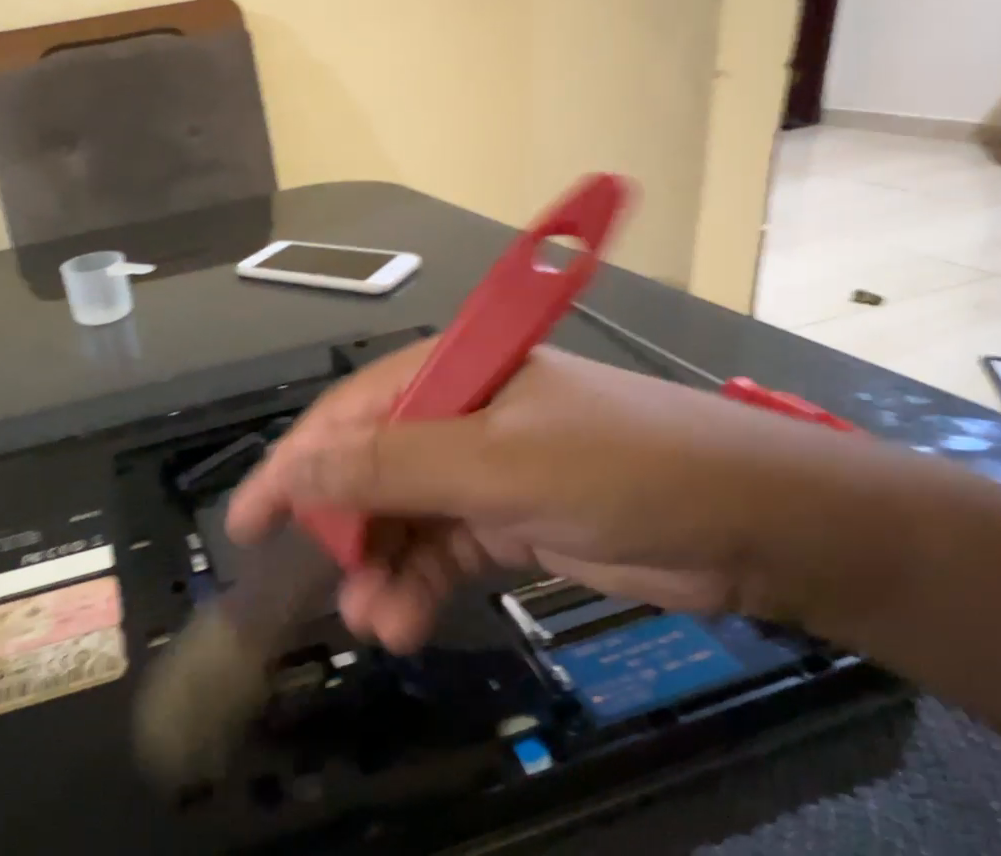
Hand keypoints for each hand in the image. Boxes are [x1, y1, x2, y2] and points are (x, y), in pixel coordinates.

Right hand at [225, 342, 803, 653]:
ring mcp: (484, 472)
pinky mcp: (510, 522)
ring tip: (377, 625)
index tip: (246, 522)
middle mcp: (458, 417)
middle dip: (343, 531)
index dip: (293, 467)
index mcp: (450, 376)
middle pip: (369, 471)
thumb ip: (391, 466)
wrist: (753, 526)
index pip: (347, 417)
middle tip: (324, 589)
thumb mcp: (498, 464)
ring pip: (402, 521)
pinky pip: (441, 552)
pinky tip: (405, 623)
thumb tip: (296, 468)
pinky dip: (419, 586)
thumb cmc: (622, 470)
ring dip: (380, 571)